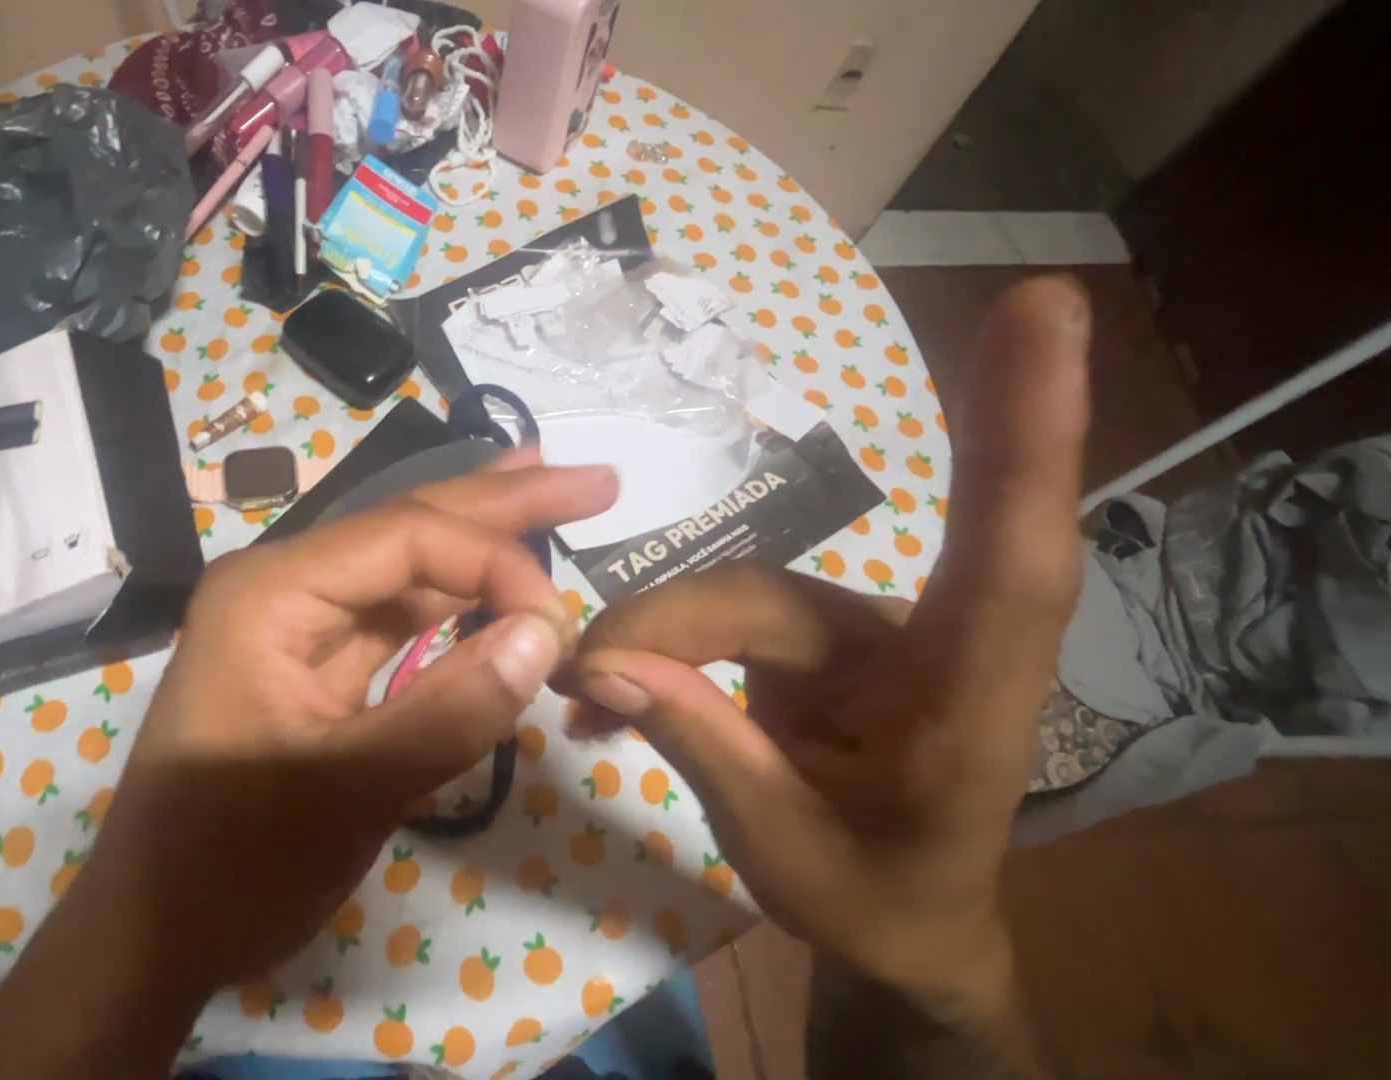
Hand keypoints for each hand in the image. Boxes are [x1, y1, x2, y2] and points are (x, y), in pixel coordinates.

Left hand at [0, 451, 618, 1078]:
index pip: (405, 538)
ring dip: (480, 540)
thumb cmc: (228, 865)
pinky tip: (492, 581)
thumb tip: (546, 633)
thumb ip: (449, 709)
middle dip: (501, 502)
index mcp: (271, 593)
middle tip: (592, 477)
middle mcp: (283, 587)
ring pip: (405, 569)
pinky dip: (453, 602)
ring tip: (549, 493)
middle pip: (408, 527)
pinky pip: (395, 620)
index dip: (494, 563)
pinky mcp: (314, 666)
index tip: (560, 622)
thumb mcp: (346, 793)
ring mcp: (297, 626)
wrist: (151, 934)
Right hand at [558, 277, 1089, 1000]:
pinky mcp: (814, 638)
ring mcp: (862, 636)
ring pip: (736, 601)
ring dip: (653, 642)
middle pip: (773, 596)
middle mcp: (921, 645)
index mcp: (963, 706)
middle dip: (670, 630)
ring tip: (586, 695)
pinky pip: (725, 618)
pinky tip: (615, 684)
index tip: (1040, 308)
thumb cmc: (869, 893)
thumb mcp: (776, 839)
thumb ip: (695, 739)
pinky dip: (663, 648)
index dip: (1025, 434)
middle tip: (581, 680)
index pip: (1010, 561)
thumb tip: (594, 664)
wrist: (901, 925)